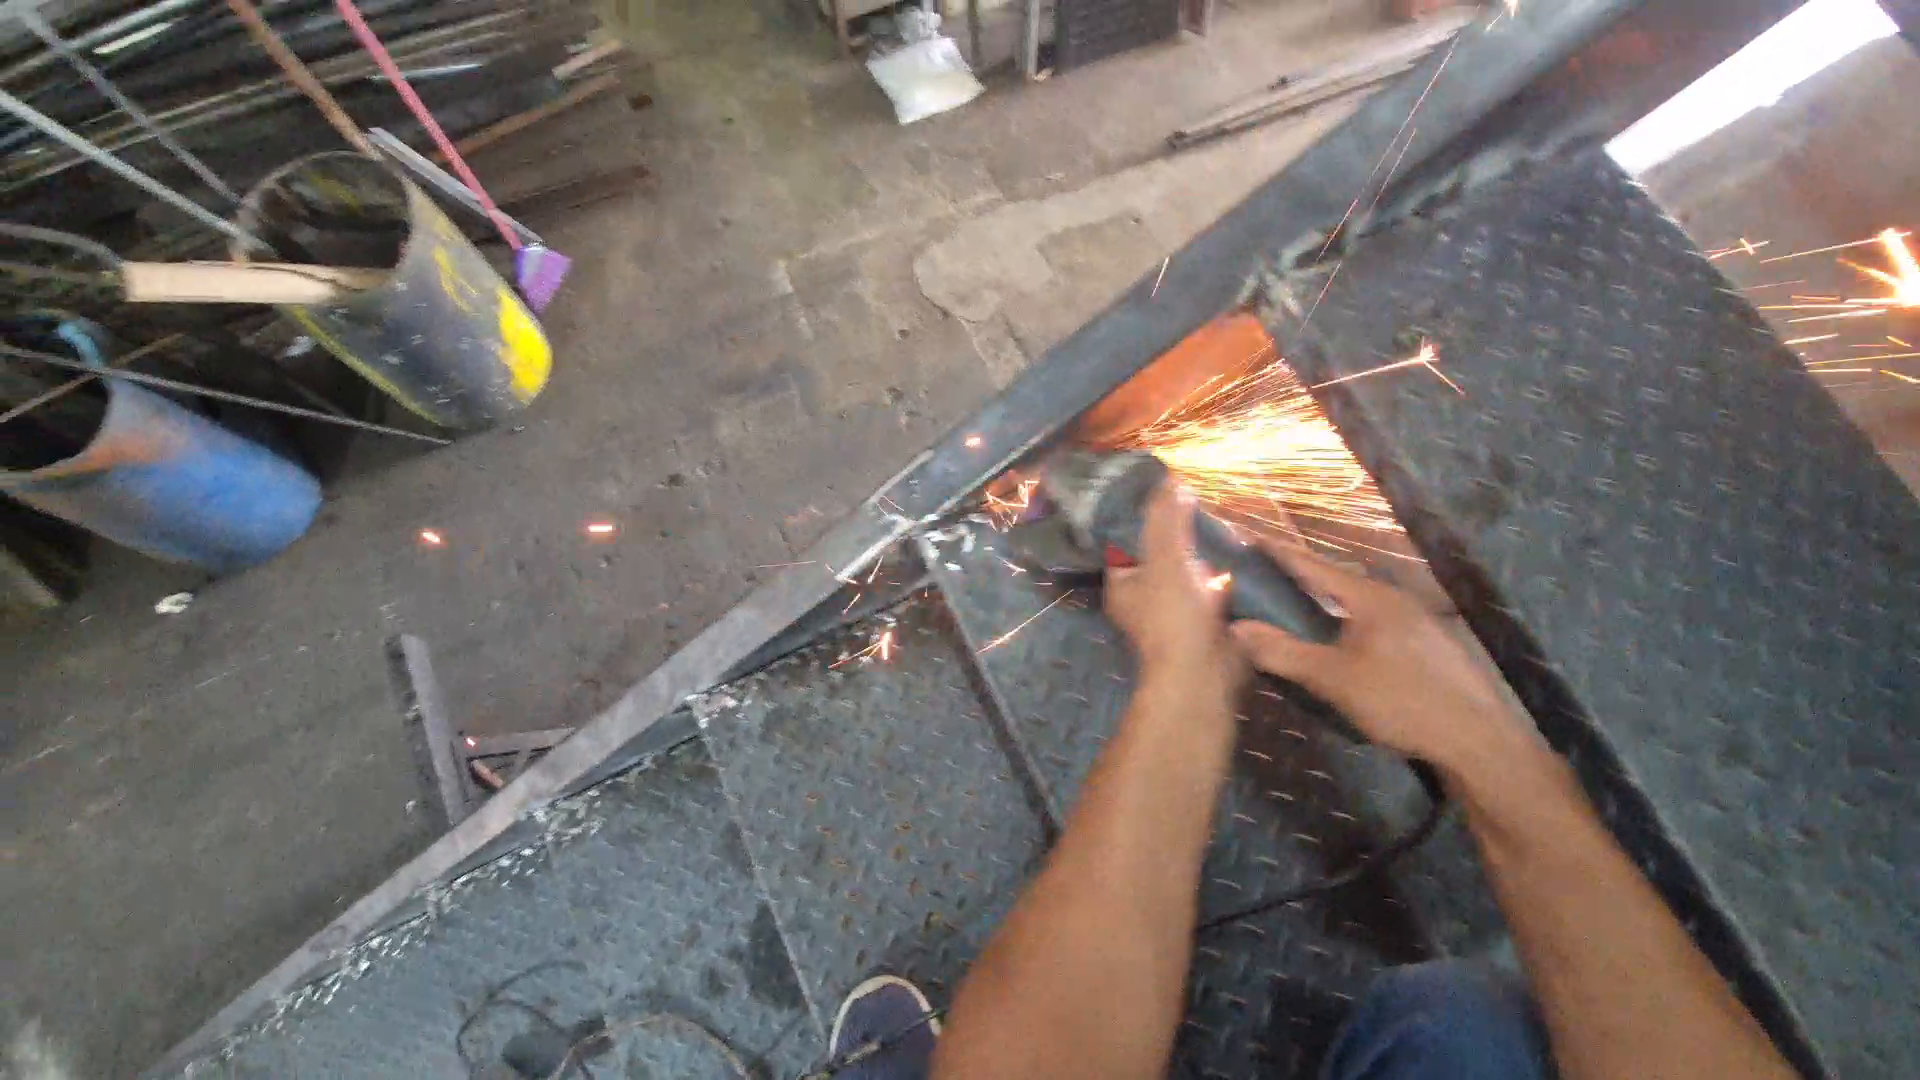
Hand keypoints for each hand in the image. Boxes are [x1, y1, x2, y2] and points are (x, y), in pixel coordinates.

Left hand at [1104, 480, 1245, 708]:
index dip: (1145, 517)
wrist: (1204, 675)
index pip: (1128, 541)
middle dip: (1182, 535)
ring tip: (1225, 525)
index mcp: (1123, 583)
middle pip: (1161, 555)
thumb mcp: (1165, 557)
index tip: (1168, 493)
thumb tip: (1172, 481)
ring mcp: (1174, 613)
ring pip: (1190, 573)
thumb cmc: (1174, 615)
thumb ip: (1166, 519)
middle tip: (1203, 506)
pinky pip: (1214, 591)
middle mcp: (1143, 598)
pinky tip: (1241, 555)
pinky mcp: (1204, 624)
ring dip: (1207, 555)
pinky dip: (1226, 577)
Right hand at [1229, 536, 1524, 770]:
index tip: (1249, 536)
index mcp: (1369, 597)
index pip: (1313, 565)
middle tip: (1264, 577)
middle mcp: (1394, 599)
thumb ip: (1281, 652)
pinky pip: (1372, 623)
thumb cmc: (1401, 700)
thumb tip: (1234, 628)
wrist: (1479, 740)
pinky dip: (1344, 624)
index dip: (1279, 552)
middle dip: (1299, 578)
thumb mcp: (1332, 678)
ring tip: (1293, 609)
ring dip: (1323, 603)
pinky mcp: (1427, 646)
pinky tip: (1337, 643)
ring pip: (1356, 604)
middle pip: (1336, 581)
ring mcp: (1415, 621)